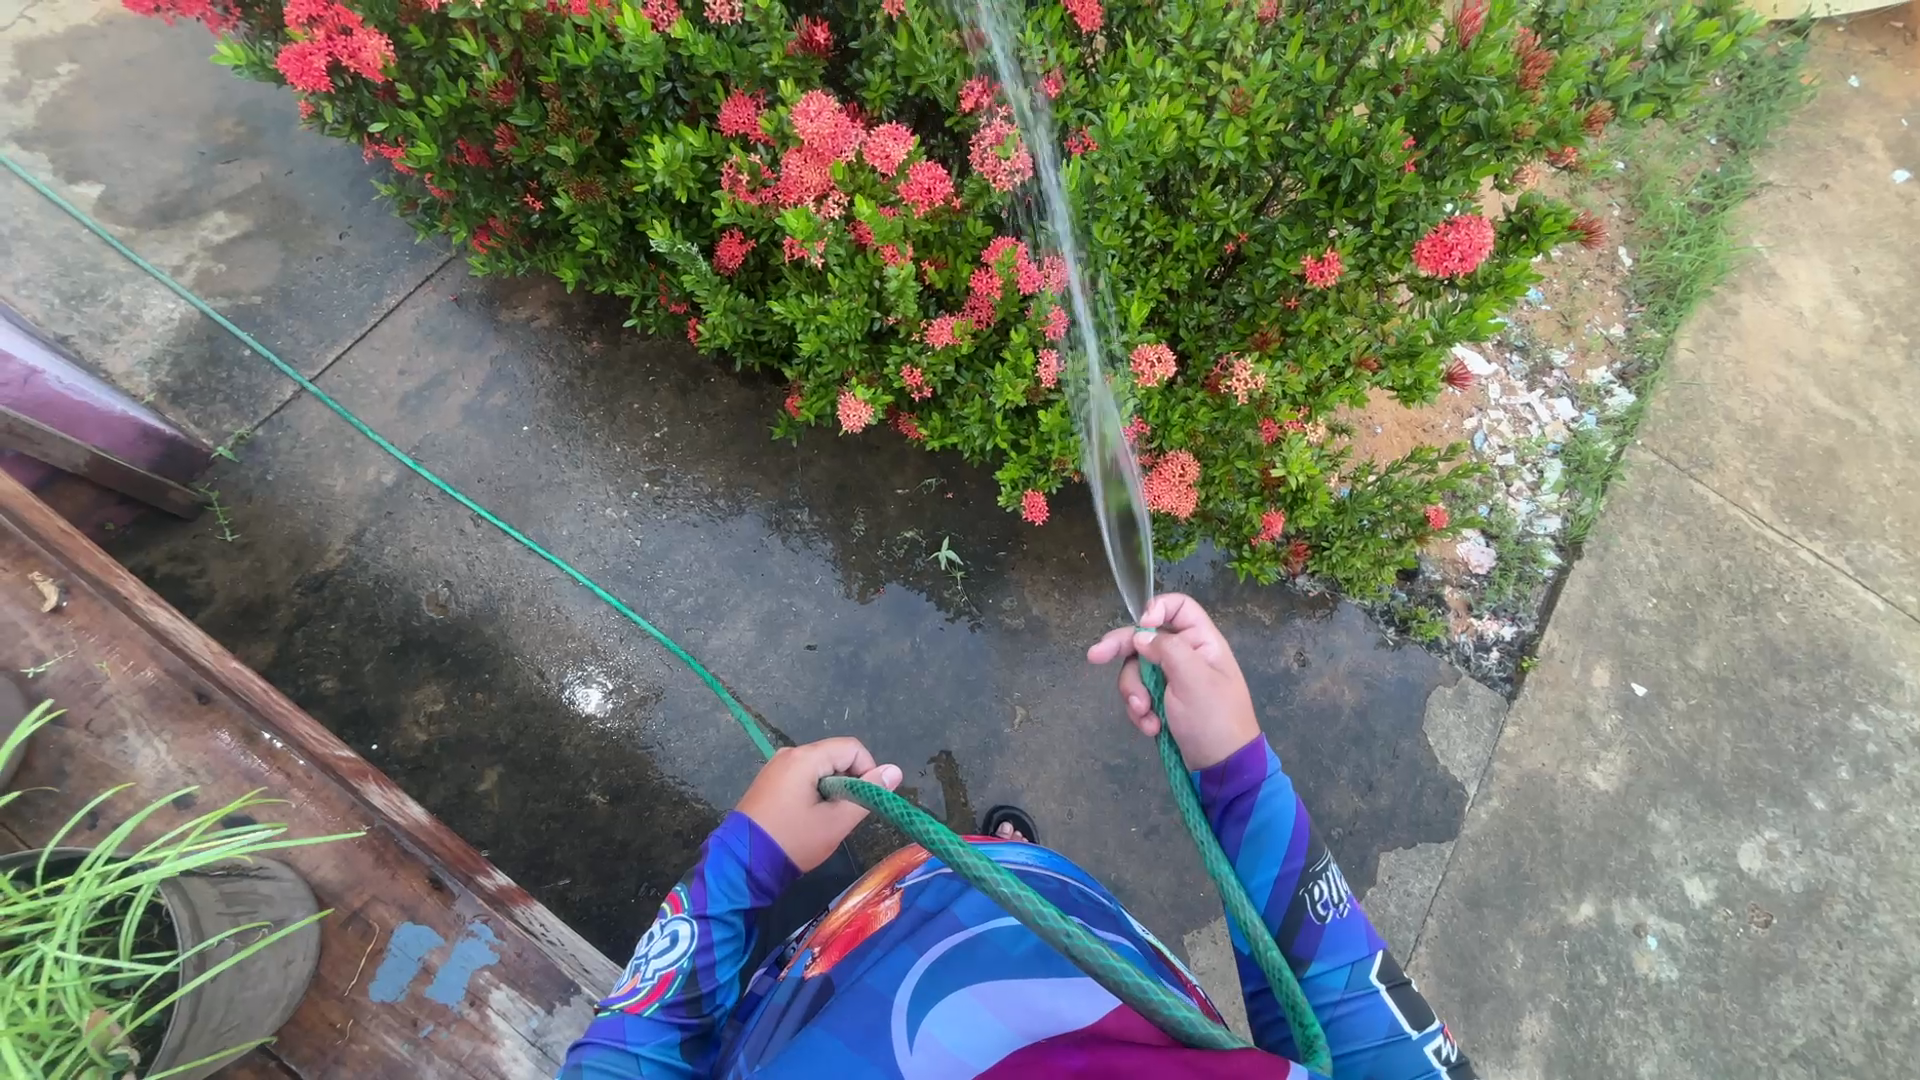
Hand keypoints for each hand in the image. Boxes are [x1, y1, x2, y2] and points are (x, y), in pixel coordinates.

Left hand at [736, 738, 902, 871]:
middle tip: (844, 815)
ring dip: (832, 790)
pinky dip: (814, 793)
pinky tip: (808, 819)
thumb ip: (867, 795)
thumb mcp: (835, 822)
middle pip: (836, 756)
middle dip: (849, 783)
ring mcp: (776, 767)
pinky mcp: (769, 782)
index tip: (866, 801)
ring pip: (820, 768)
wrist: (739, 868)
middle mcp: (789, 754)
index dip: (868, 771)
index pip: (852, 748)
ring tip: (826, 820)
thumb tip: (895, 770)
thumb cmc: (792, 842)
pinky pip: (803, 777)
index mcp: (805, 757)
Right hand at [1086, 593, 1261, 768]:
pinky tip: (1151, 728)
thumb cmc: (1215, 719)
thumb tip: (1140, 636)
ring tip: (1146, 714)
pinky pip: (1138, 694)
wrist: (1223, 769)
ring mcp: (1171, 678)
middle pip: (1144, 638)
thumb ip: (1166, 650)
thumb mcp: (1194, 679)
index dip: (1157, 609)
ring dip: (1134, 693)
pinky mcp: (1161, 701)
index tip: (1141, 625)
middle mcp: (1185, 654)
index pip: (1178, 607)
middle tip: (1094, 656)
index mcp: (1201, 642)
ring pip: (1136, 669)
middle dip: (1121, 650)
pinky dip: (1140, 711)